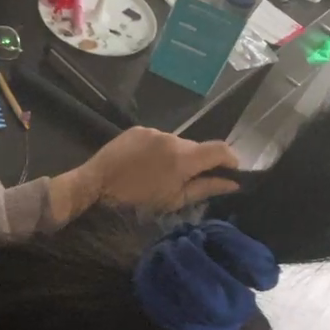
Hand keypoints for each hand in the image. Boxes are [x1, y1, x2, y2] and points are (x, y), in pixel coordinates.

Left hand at [52, 127, 240, 218]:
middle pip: (197, 147)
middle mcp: (172, 137)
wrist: (96, 183)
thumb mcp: (174, 200)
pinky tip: (147, 165)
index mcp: (184, 157)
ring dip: (177, 157)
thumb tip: (233, 183)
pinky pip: (159, 139)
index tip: (231, 172)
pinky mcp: (139, 129)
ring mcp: (154, 131)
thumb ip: (206, 188)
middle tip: (188, 181)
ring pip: (177, 143)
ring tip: (162, 174)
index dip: (232, 160)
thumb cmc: (136, 200)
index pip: (221, 149)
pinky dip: (159, 151)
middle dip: (199, 163)